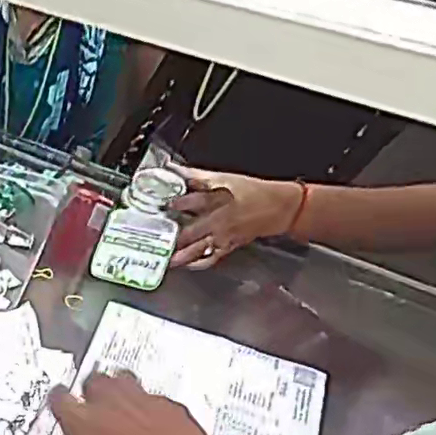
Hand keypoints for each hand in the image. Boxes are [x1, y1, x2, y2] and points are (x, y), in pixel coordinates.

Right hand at [48, 372, 261, 434]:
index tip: (60, 403)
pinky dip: (148, 406)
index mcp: (82, 423)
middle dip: (90, 390)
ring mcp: (143, 400)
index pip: (59, 398)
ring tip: (120, 408)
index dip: (58, 400)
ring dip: (119, 390)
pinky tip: (151, 425)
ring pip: (124, 379)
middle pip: (93, 380)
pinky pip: (153, 397)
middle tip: (91, 405)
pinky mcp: (171, 405)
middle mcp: (110, 403)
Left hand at [168, 170, 302, 269]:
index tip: (166, 205)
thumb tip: (175, 169)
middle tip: (156, 241)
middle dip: (174, 237)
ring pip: (197, 248)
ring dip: (180, 256)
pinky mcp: (227, 247)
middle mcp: (219, 219)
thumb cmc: (251, 191)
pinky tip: (183, 265)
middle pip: (192, 230)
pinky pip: (209, 259)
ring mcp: (222, 236)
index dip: (180, 202)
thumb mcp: (226, 179)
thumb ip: (198, 177)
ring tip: (165, 260)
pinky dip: (195, 263)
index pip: (197, 200)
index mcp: (220, 197)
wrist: (279, 207)